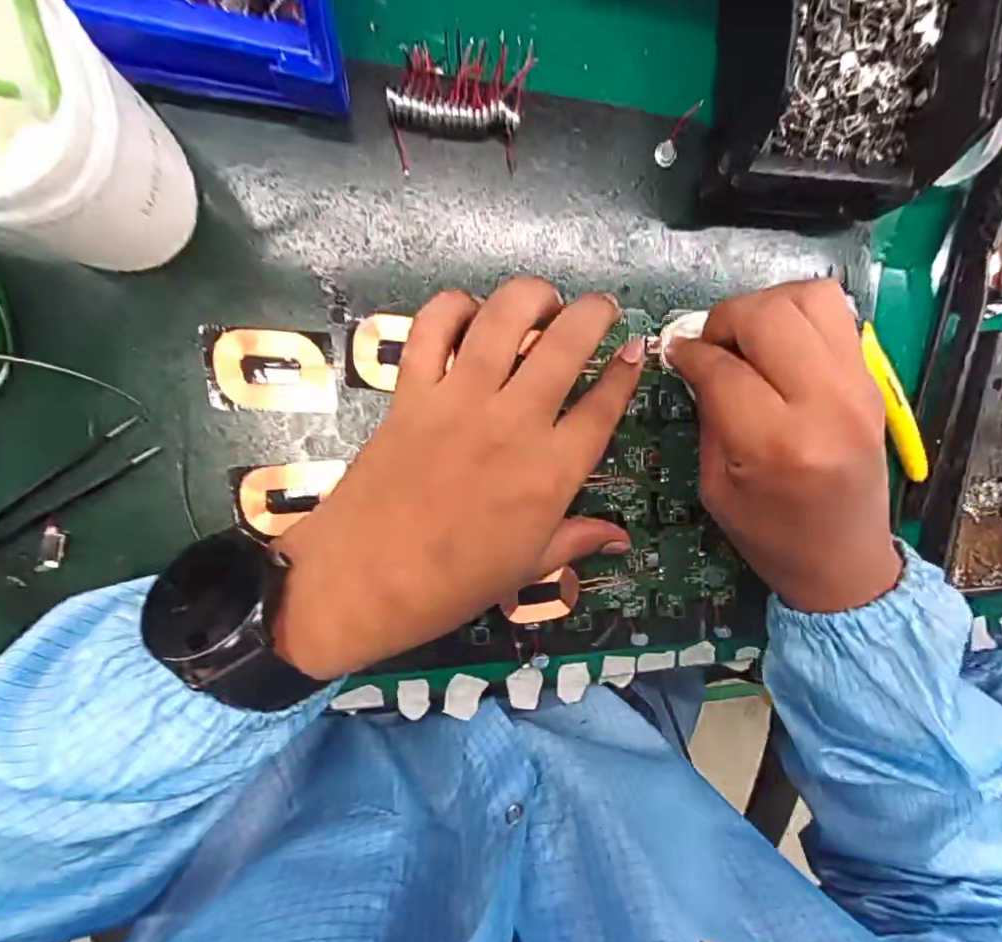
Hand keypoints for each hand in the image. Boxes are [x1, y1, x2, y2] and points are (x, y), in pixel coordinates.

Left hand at [271, 279, 643, 678]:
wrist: (365, 583)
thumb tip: (619, 536)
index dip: (626, 372)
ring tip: (541, 302)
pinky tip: (466, 313)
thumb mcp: (524, 569)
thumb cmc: (451, 586)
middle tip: (599, 311)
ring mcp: (458, 402)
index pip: (603, 407)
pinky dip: (451, 307)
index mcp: (550, 473)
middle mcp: (512, 424)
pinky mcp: (410, 394)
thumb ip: (574, 541)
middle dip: (594, 313)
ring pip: (503, 318)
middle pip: (566, 343)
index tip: (635, 351)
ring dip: (532, 296)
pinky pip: (430, 329)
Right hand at [668, 280, 901, 612]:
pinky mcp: (872, 381)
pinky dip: (799, 316)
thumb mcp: (715, 487)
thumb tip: (697, 364)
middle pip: (770, 316)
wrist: (845, 560)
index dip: (690, 354)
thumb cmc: (771, 537)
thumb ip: (709, 418)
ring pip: (811, 297)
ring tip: (746, 338)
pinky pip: (836, 315)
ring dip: (767, 306)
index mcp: (776, 444)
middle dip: (726, 318)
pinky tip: (778, 346)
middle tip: (710, 344)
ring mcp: (858, 387)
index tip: (675, 354)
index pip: (723, 369)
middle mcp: (824, 405)